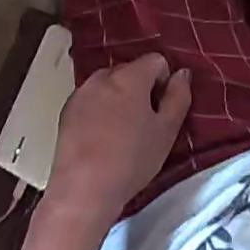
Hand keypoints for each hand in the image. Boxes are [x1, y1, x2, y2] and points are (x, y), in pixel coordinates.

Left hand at [45, 53, 190, 228]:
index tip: (161, 109)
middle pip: (131, 70)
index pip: (156, 60)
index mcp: (130, 76)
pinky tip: (101, 136)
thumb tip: (182, 73)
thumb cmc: (131, 160)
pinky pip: (92, 97)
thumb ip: (179, 96)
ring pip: (110, 84)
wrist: (83, 189)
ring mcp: (82, 90)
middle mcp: (103, 75)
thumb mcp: (166, 131)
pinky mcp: (67, 107)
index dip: (164, 82)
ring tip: (121, 132)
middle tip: (144, 123)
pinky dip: (100, 107)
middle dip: (141, 89)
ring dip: (119, 97)